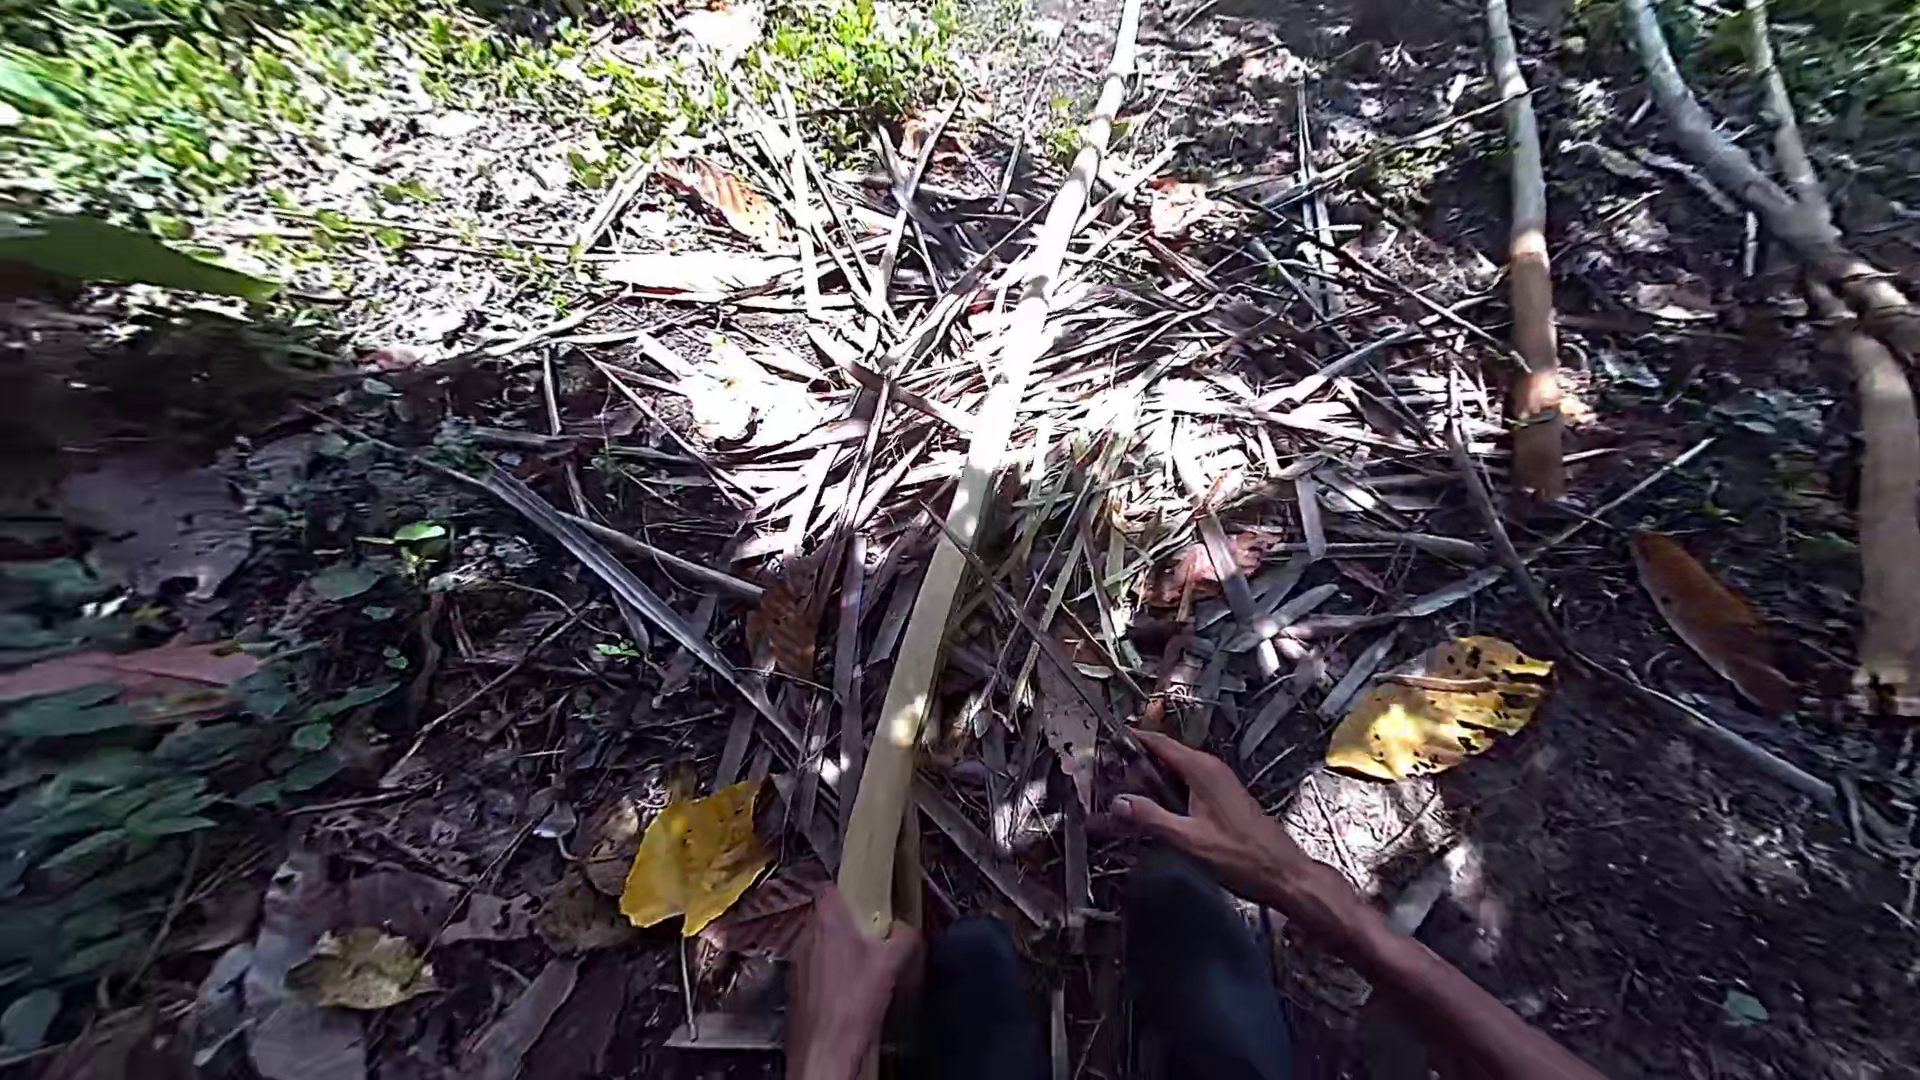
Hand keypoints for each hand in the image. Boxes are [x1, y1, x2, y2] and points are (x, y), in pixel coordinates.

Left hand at [786, 885, 920, 1079]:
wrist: (824, 1054)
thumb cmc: (853, 1003)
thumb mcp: (891, 964)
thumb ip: (904, 937)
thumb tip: (910, 929)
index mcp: (827, 920)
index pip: (828, 887)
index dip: (845, 890)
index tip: (862, 899)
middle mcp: (806, 936)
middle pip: (824, 915)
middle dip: (844, 922)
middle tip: (866, 934)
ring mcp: (796, 963)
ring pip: (816, 941)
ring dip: (833, 947)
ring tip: (857, 964)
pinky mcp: (793, 988)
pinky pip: (811, 967)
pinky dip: (825, 972)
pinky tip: (844, 990)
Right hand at [1111, 730, 1363, 941]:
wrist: (1286, 876)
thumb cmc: (1241, 856)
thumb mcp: (1189, 840)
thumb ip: (1151, 818)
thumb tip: (1117, 803)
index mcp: (1200, 768)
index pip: (1158, 741)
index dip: (1132, 739)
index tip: (1108, 742)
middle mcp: (1210, 767)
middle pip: (1166, 753)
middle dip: (1138, 761)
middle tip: (1111, 774)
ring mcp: (1219, 780)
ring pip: (1176, 768)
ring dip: (1153, 776)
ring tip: (1128, 792)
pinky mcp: (1223, 796)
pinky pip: (1188, 781)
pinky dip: (1169, 788)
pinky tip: (1158, 807)